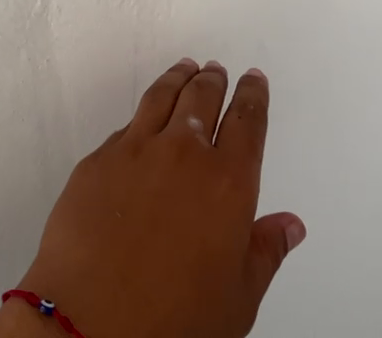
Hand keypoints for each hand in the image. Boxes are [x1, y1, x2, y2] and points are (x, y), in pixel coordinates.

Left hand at [0, 60, 303, 337]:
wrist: (92, 318)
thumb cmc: (174, 318)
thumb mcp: (237, 296)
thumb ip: (265, 251)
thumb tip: (290, 226)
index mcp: (228, 183)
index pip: (247, 122)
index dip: (253, 96)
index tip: (254, 79)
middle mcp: (184, 154)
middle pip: (203, 99)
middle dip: (214, 81)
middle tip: (217, 70)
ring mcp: (136, 150)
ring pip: (162, 98)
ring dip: (177, 80)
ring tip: (185, 68)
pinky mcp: (98, 159)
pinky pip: (126, 126)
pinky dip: (142, 115)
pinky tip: (144, 119)